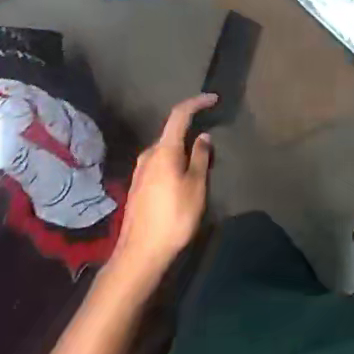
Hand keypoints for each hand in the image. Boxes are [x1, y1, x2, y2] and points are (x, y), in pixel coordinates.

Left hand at [107, 94, 216, 281]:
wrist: (140, 254)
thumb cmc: (174, 217)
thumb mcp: (196, 186)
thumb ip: (199, 158)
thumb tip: (202, 136)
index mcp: (163, 150)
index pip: (179, 115)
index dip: (197, 103)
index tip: (214, 99)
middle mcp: (148, 156)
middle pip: (171, 133)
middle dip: (191, 130)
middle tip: (212, 139)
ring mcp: (140, 172)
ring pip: (165, 150)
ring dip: (183, 149)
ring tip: (202, 161)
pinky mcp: (138, 187)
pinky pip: (160, 164)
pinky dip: (175, 162)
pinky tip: (184, 177)